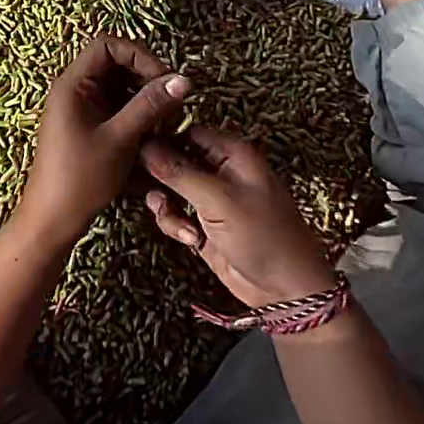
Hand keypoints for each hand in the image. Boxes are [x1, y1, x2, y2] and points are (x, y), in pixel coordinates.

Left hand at [16, 36, 191, 249]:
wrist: (52, 220)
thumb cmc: (80, 179)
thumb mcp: (119, 139)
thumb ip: (149, 106)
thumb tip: (183, 79)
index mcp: (73, 84)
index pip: (107, 45)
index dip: (139, 55)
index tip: (163, 79)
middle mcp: (75, 89)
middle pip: (116, 63)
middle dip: (146, 77)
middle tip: (169, 102)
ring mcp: (82, 106)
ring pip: (120, 85)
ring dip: (144, 97)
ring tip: (163, 121)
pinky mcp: (89, 124)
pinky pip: (117, 105)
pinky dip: (137, 113)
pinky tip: (151, 133)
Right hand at [142, 126, 336, 306]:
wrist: (285, 291)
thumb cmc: (262, 235)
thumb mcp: (219, 200)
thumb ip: (180, 172)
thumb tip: (145, 146)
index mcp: (232, 153)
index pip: (188, 132)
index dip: (164, 138)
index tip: (138, 148)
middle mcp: (220, 170)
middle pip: (175, 159)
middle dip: (160, 175)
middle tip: (150, 187)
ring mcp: (211, 198)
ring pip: (170, 188)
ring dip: (166, 204)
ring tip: (174, 219)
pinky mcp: (203, 224)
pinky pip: (175, 214)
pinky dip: (175, 224)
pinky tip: (190, 238)